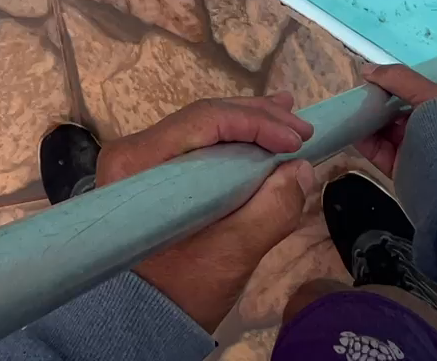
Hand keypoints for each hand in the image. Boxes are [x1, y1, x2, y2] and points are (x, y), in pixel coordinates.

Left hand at [95, 94, 318, 330]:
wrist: (141, 321)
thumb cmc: (180, 291)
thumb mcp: (230, 255)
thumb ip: (271, 209)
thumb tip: (302, 169)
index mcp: (138, 160)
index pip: (204, 120)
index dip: (256, 123)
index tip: (298, 139)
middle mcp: (134, 148)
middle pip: (204, 118)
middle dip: (257, 118)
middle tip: (302, 124)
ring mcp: (142, 158)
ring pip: (203, 128)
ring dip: (249, 124)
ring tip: (288, 116)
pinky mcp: (154, 170)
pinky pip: (198, 144)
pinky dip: (233, 140)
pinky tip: (261, 134)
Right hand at [354, 63, 436, 175]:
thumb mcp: (431, 95)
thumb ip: (399, 78)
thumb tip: (367, 69)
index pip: (415, 89)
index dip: (393, 83)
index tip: (372, 79)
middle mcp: (432, 127)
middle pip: (397, 110)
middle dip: (377, 101)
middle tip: (358, 95)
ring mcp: (416, 149)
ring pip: (385, 129)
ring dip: (368, 119)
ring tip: (349, 109)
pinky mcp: (402, 169)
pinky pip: (378, 150)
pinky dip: (364, 140)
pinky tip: (351, 129)